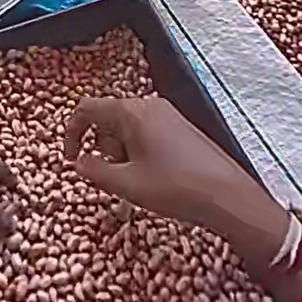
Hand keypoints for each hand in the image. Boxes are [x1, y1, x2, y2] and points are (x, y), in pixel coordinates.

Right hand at [63, 96, 285, 268]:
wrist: (229, 196)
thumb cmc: (176, 188)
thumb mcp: (127, 184)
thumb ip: (95, 171)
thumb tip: (79, 163)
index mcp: (132, 112)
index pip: (87, 109)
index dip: (72, 133)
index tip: (72, 159)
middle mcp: (149, 106)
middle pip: (108, 118)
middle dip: (101, 147)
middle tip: (112, 177)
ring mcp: (168, 115)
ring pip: (127, 127)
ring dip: (120, 152)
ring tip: (134, 181)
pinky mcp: (181, 127)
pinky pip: (147, 132)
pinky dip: (138, 152)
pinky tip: (152, 177)